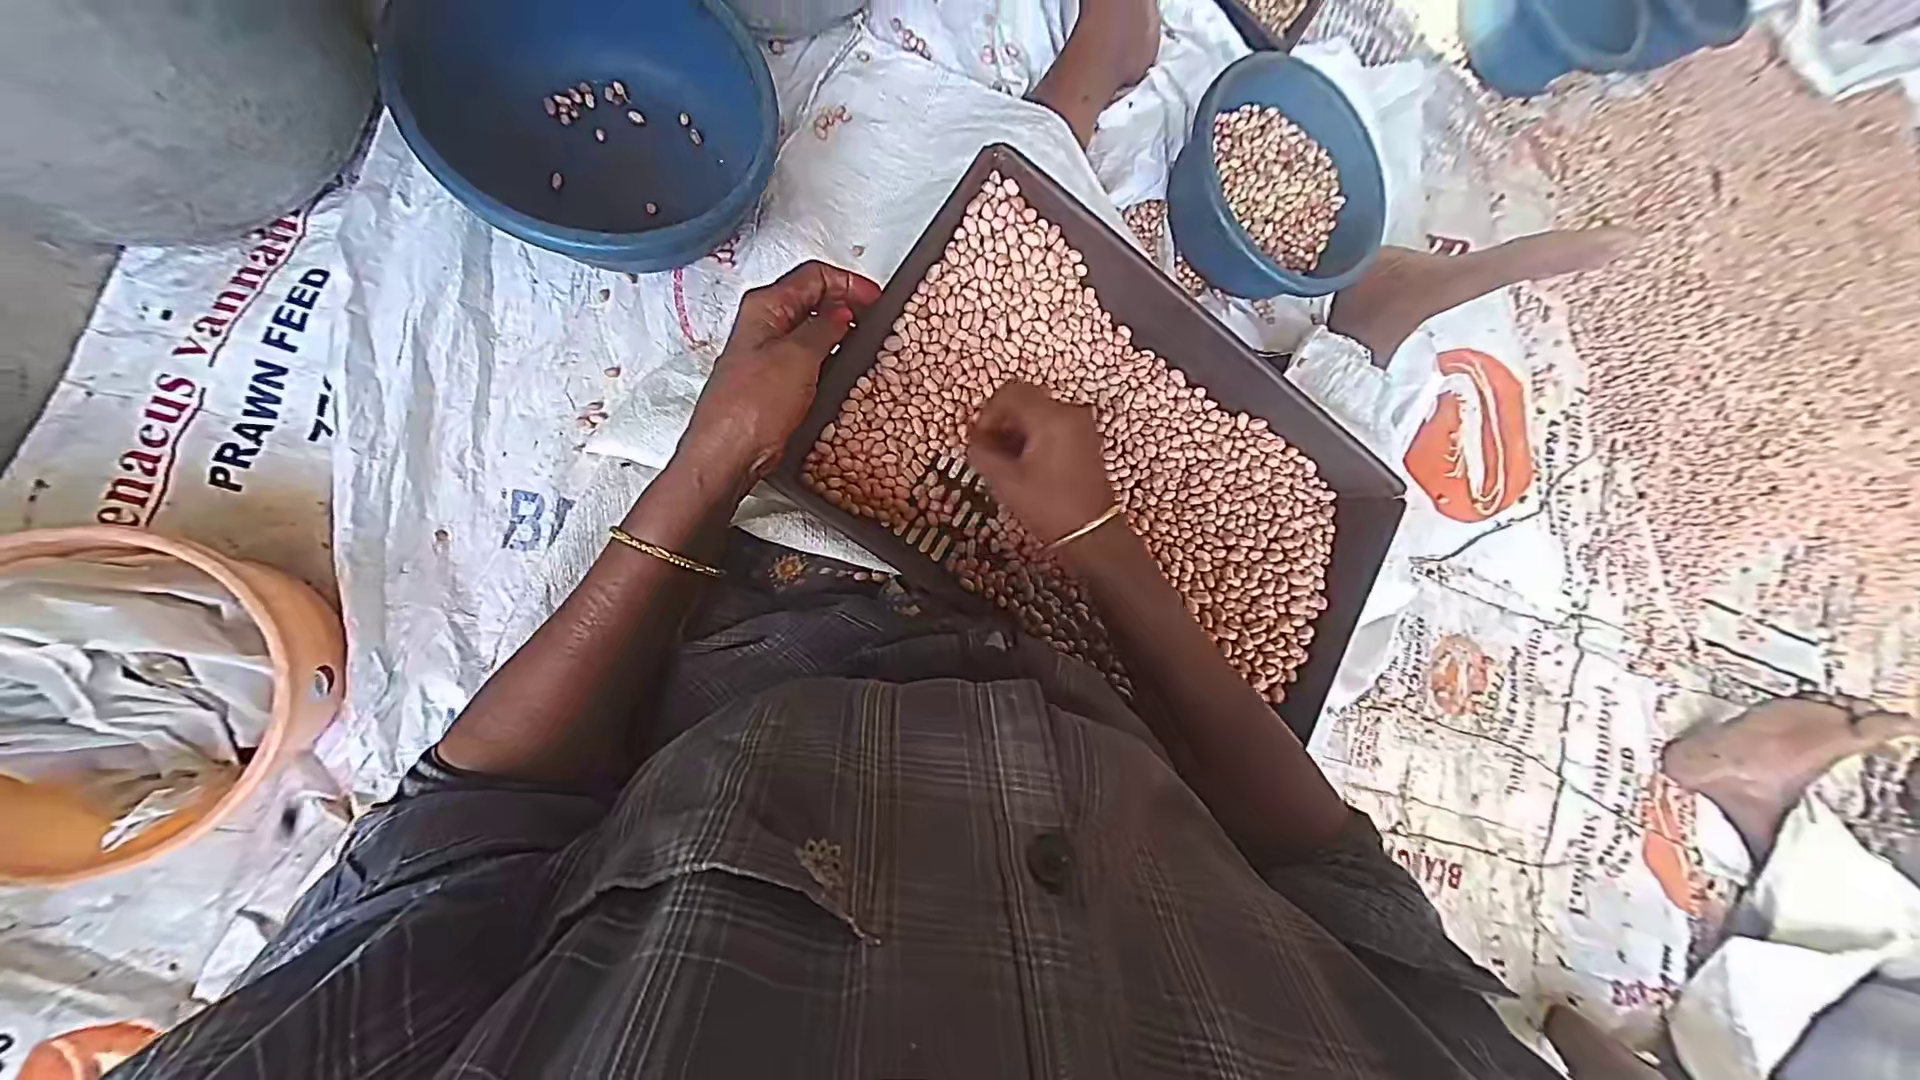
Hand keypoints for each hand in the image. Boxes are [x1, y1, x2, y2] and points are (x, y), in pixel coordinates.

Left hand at [679, 261, 880, 486]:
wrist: (730, 452)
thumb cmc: (749, 407)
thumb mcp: (798, 356)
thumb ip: (824, 328)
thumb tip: (842, 313)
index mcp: (766, 307)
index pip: (814, 277)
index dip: (849, 283)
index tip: (875, 299)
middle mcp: (765, 327)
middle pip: (813, 301)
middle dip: (847, 306)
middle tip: (875, 319)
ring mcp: (770, 356)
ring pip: (813, 332)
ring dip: (841, 335)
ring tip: (866, 345)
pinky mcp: (777, 384)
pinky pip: (810, 362)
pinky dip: (831, 361)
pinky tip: (845, 371)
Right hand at [966, 382, 1117, 547]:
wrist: (1090, 532)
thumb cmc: (1049, 507)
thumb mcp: (1006, 481)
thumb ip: (981, 453)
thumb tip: (973, 441)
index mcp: (1051, 417)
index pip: (1010, 393)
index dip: (987, 413)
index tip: (979, 438)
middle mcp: (1070, 413)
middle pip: (1025, 400)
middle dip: (1002, 422)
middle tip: (988, 449)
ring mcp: (1082, 426)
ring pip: (1039, 413)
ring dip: (1017, 431)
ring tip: (1006, 462)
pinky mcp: (1086, 440)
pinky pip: (1053, 426)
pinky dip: (1035, 437)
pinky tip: (1025, 464)